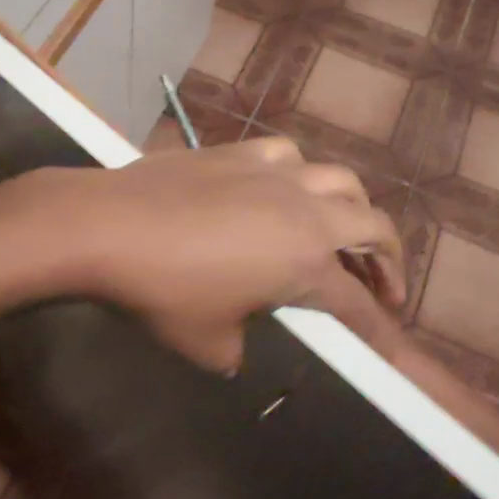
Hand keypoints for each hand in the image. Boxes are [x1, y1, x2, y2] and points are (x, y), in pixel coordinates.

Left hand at [30, 136, 406, 373]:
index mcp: (305, 264)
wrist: (107, 226)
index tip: (391, 341)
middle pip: (373, 226)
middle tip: (383, 286)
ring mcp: (275, 173)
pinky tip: (283, 189)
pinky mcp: (242, 150)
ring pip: (341, 179)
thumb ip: (240, 348)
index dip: (380, 328)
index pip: (358, 304)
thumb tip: (239, 344)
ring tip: (343, 231)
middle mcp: (305, 211)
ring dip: (354, 209)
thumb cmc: (162, 292)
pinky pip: (291, 155)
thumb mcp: (208, 344)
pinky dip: (302, 175)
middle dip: (390, 259)